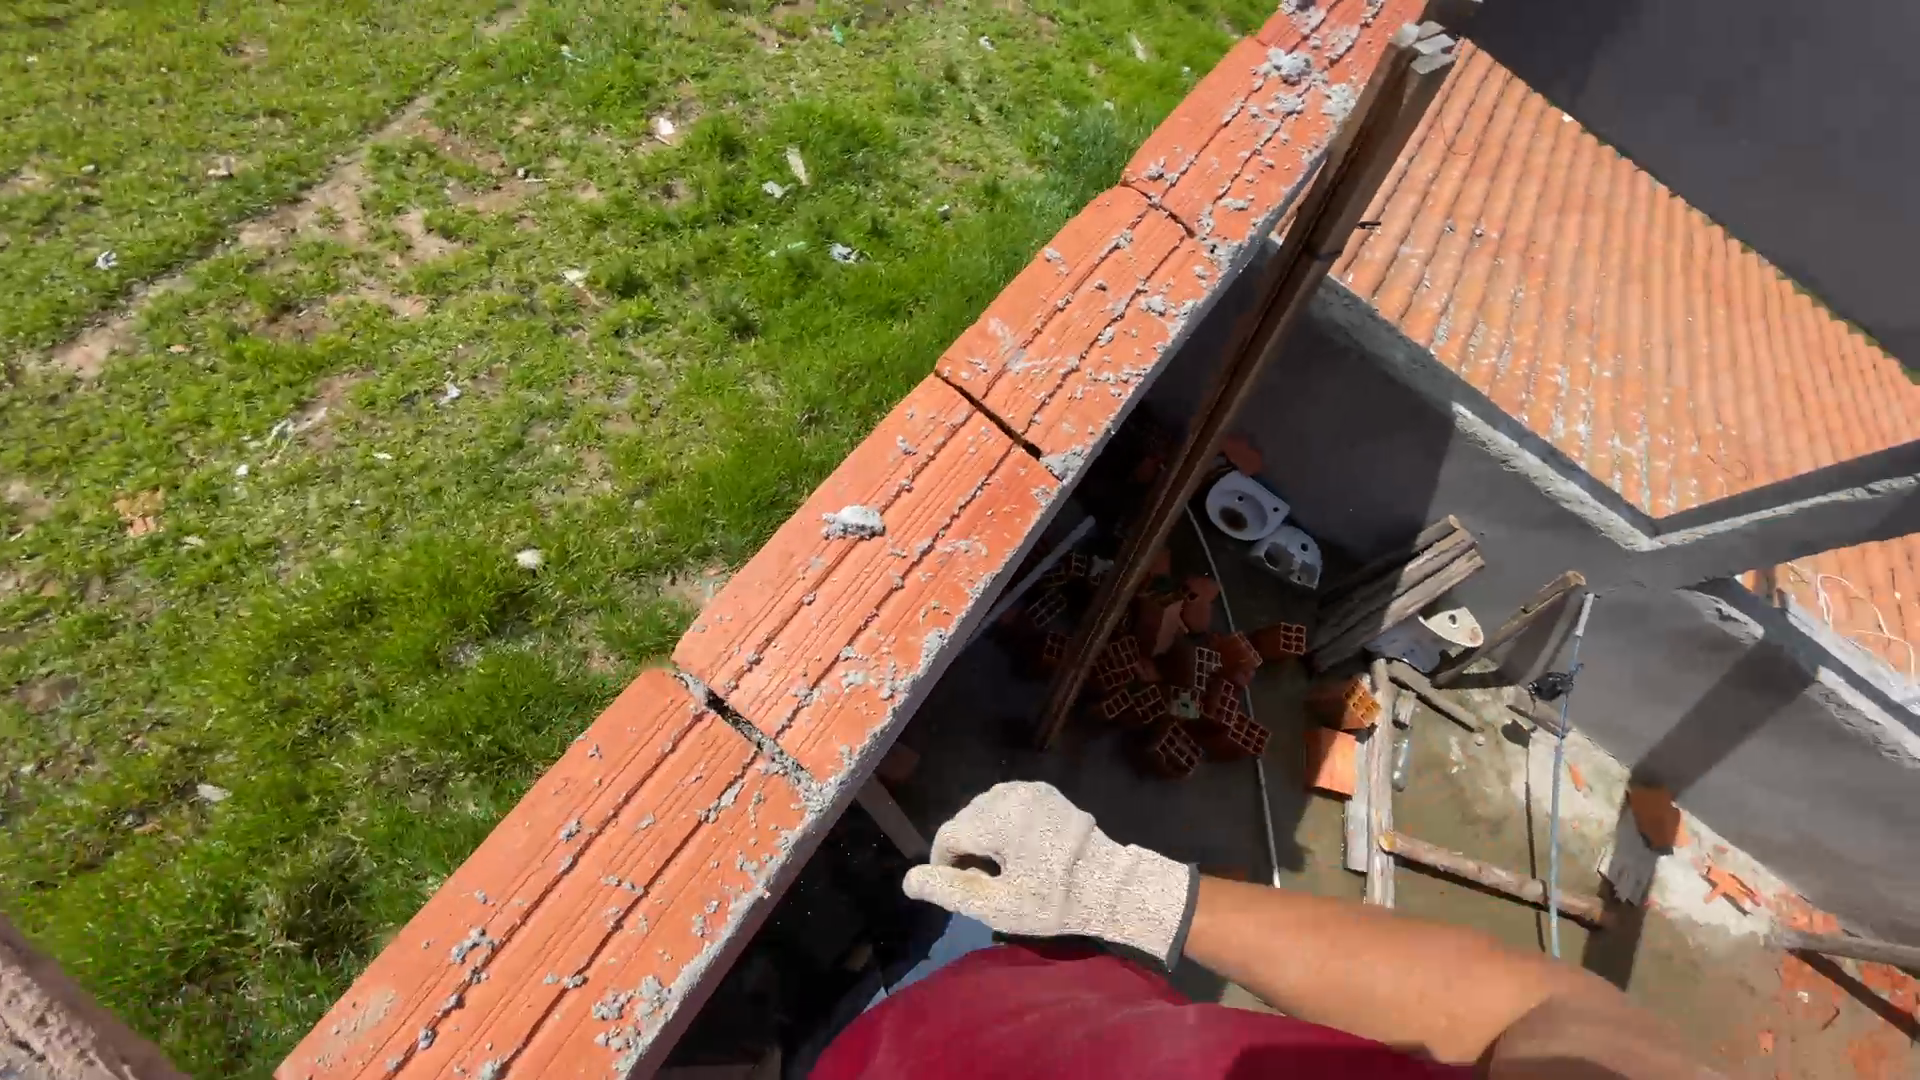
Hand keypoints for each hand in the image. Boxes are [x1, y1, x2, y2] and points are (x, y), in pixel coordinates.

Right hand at [902, 781, 1197, 967]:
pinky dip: (1002, 821)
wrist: (1112, 886)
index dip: (944, 866)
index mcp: (997, 818)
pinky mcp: (1044, 790)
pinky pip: (1007, 802)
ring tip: (1001, 866)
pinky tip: (1017, 846)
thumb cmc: (1054, 901)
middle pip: (965, 820)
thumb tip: (908, 881)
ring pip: (984, 808)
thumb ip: (950, 890)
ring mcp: (1029, 788)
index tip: (959, 890)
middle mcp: (1009, 793)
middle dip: (966, 850)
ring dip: (983, 834)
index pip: (948, 837)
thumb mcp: (999, 906)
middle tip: (985, 883)